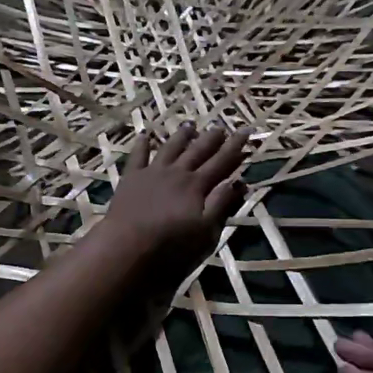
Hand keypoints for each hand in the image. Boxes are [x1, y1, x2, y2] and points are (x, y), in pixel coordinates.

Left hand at [91, 123, 250, 274]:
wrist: (126, 248)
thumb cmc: (172, 246)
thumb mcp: (206, 232)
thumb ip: (222, 205)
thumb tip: (240, 182)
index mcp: (197, 186)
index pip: (222, 162)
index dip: (235, 147)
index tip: (246, 131)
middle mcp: (177, 173)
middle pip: (197, 151)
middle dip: (212, 139)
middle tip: (221, 127)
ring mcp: (152, 173)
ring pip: (170, 148)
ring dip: (181, 136)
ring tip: (190, 125)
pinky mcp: (130, 179)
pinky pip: (138, 156)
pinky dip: (142, 144)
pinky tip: (145, 135)